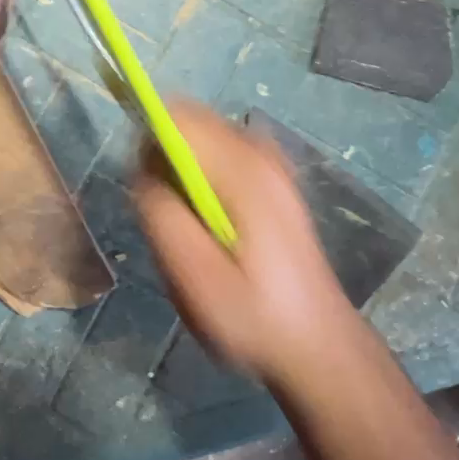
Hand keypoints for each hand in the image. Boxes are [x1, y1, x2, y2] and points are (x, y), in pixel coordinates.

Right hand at [132, 101, 354, 380]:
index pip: (178, 115)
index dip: (149, 141)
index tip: (145, 187)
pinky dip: (204, 177)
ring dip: (183, 171)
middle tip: (170, 215)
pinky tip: (213, 224)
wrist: (317, 344)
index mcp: (243, 170)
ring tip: (192, 225)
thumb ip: (161, 214)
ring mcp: (272, 164)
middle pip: (190, 120)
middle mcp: (261, 153)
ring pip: (203, 138)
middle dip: (165, 158)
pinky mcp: (274, 178)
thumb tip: (141, 171)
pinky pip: (221, 155)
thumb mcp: (193, 276)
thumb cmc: (252, 316)